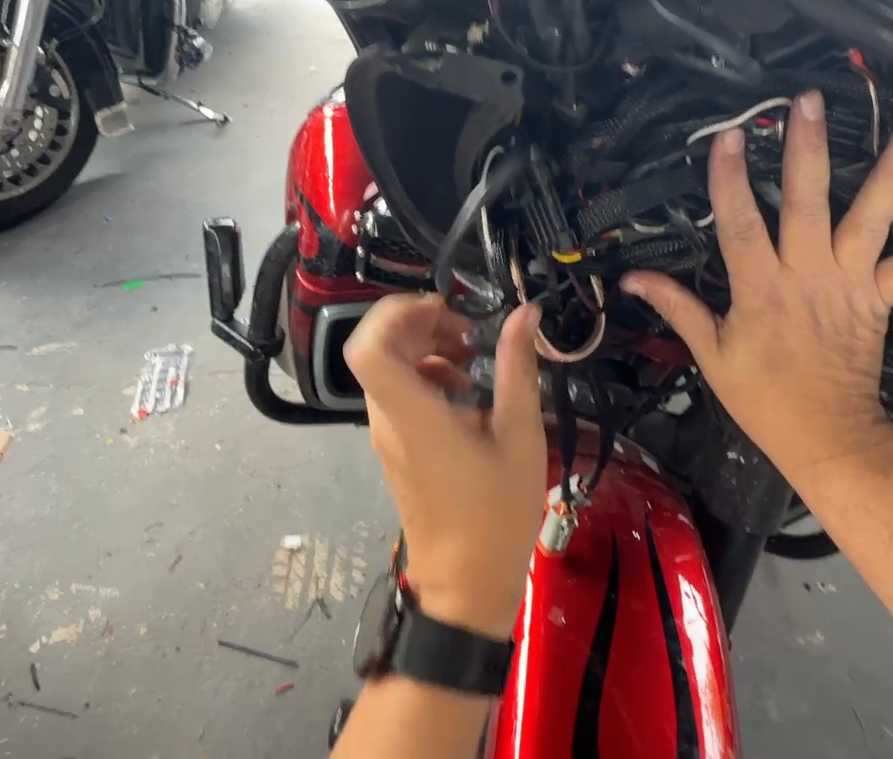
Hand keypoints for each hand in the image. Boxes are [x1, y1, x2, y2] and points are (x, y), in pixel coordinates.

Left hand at [344, 295, 547, 639]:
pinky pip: (399, 392)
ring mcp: (387, 434)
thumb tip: (524, 315)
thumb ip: (517, 369)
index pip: (368, 348)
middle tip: (468, 328)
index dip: (394, 314)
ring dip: (426, 348)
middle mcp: (388, 418)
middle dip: (421, 323)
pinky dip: (427, 376)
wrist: (465, 584)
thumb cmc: (496, 513)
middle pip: (378, 348)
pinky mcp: (396, 446)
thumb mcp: (520, 436)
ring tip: (473, 356)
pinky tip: (467, 389)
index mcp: (411, 413)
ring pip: (388, 368)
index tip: (442, 308)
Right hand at [620, 90, 892, 478]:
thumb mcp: (710, 353)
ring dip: (889, 179)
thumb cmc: (763, 397)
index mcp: (760, 289)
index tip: (727, 135)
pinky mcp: (881, 298)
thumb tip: (631, 277)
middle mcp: (808, 276)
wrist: (827, 435)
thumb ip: (676, 306)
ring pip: (870, 223)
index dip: (730, 178)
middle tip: (808, 103)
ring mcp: (851, 285)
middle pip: (808, 205)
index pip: (739, 223)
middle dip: (806, 151)